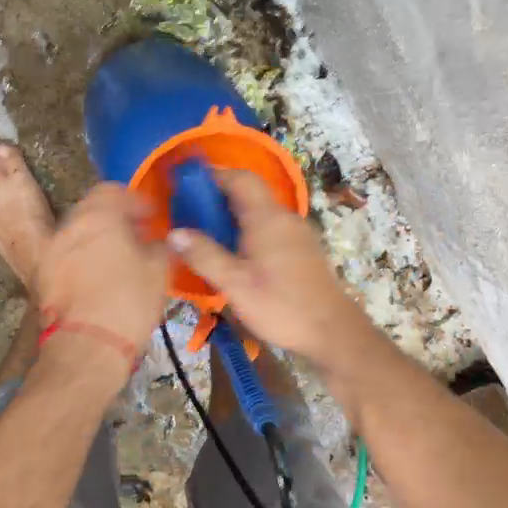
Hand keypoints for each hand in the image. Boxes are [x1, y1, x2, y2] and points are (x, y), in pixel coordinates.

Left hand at [37, 183, 170, 357]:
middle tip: (136, 237)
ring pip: (78, 233)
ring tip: (119, 260)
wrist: (86, 346)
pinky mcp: (43, 276)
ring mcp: (52, 250)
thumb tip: (160, 240)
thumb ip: (162, 246)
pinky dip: (83, 259)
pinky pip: (67, 256)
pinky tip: (99, 279)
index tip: (150, 218)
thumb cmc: (128, 303)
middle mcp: (71, 225)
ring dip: (98, 239)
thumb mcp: (160, 271)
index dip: (135, 202)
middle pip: (93, 209)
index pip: (115, 190)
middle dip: (115, 219)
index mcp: (100, 215)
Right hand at [167, 169, 373, 362]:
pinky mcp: (303, 250)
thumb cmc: (282, 307)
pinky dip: (248, 231)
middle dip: (218, 197)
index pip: (239, 178)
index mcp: (267, 218)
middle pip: (249, 193)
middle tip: (188, 213)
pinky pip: (270, 229)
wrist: (333, 332)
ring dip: (232, 216)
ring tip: (205, 234)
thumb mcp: (236, 285)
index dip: (212, 175)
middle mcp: (285, 218)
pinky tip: (234, 254)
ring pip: (260, 213)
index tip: (185, 183)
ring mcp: (297, 234)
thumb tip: (174, 233)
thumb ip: (205, 256)